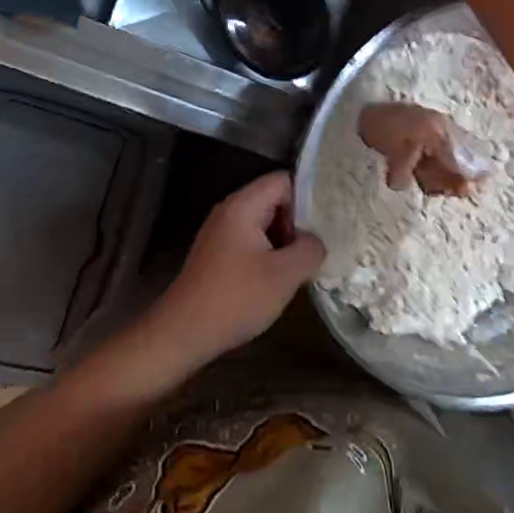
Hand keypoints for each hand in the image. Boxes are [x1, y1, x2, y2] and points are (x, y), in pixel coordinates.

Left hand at [130, 172, 325, 375]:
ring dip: (286, 241)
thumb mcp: (285, 274)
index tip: (328, 223)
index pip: (283, 181)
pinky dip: (270, 254)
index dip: (309, 197)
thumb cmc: (237, 297)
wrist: (184, 331)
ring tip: (305, 265)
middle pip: (274, 200)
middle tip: (319, 247)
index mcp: (242, 205)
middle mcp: (229, 212)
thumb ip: (311, 248)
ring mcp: (220, 234)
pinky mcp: (218, 255)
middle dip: (299, 222)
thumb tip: (316, 241)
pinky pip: (251, 242)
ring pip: (264, 224)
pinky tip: (281, 278)